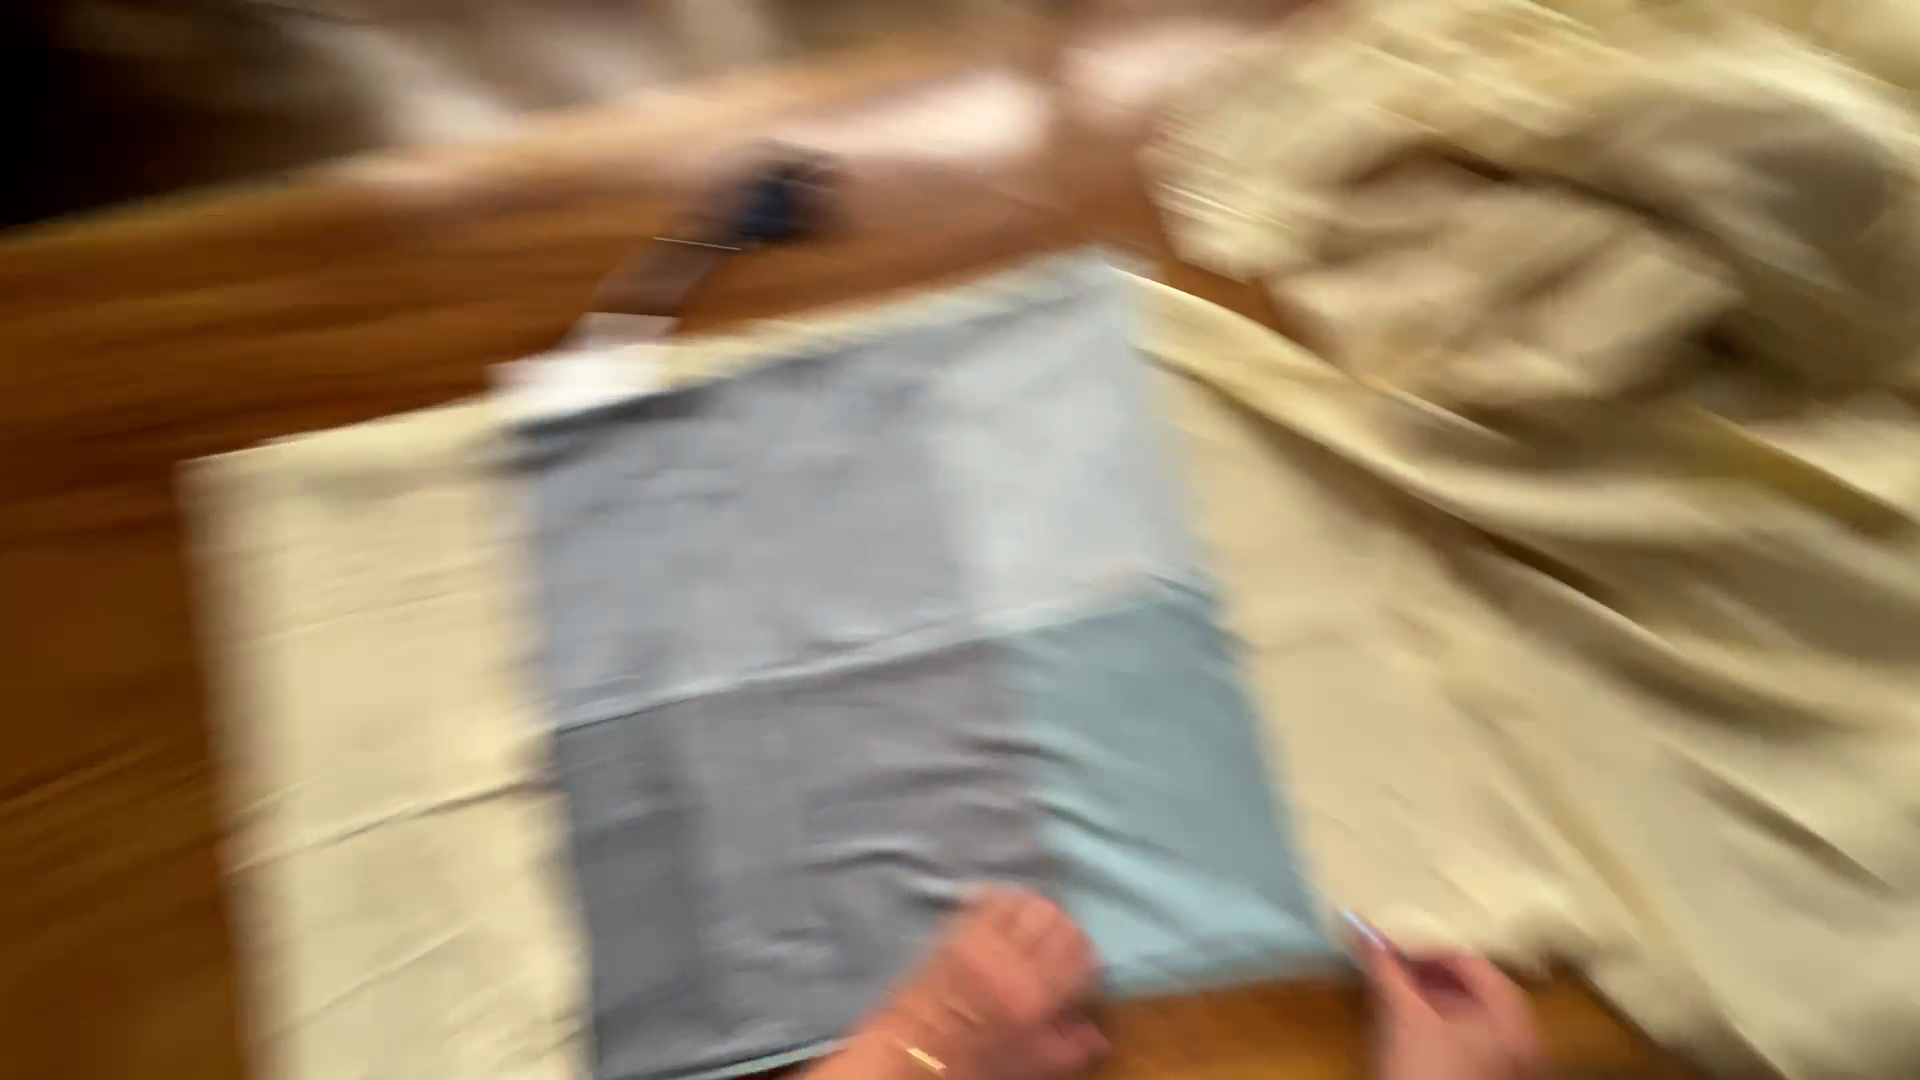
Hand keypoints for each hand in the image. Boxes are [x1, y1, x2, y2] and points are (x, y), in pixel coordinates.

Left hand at [859, 887, 1106, 1079]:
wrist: (918, 1046)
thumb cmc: (977, 1060)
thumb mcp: (1030, 1064)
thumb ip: (1070, 1047)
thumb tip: (1099, 1033)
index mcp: (1033, 997)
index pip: (1078, 953)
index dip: (1088, 954)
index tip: (1086, 963)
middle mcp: (1010, 959)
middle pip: (1057, 919)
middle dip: (1068, 928)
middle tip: (1066, 942)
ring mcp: (983, 938)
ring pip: (1030, 900)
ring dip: (1042, 910)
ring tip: (1041, 926)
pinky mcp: (961, 925)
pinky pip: (996, 896)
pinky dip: (1012, 898)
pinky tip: (1015, 913)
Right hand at [1356, 923, 1544, 1079]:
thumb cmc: (1424, 1070)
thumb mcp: (1400, 1011)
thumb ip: (1383, 965)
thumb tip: (1362, 928)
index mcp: (1512, 1020)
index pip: (1470, 961)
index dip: (1426, 949)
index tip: (1392, 950)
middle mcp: (1526, 1042)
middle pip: (1474, 986)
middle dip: (1429, 973)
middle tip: (1395, 968)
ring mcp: (1515, 1067)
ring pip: (1473, 1012)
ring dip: (1433, 995)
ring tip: (1399, 993)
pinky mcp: (1494, 1078)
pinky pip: (1474, 1037)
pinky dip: (1443, 1021)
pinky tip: (1414, 1025)